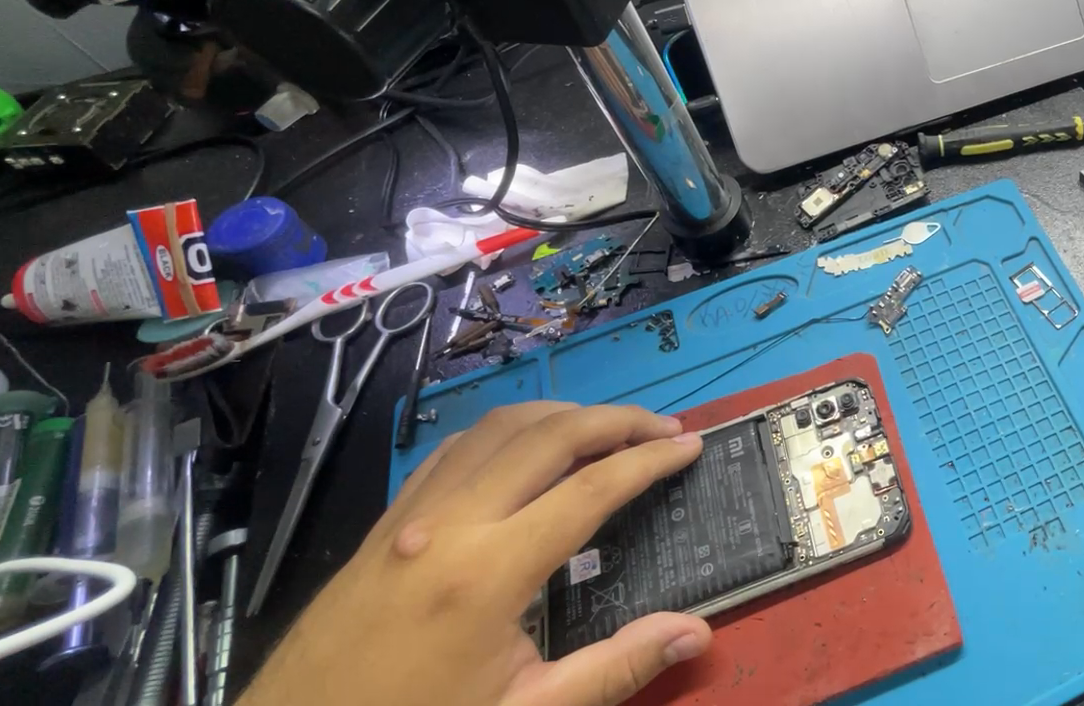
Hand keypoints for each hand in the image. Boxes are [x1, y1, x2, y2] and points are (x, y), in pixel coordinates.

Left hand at [238, 403, 709, 705]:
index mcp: (490, 573)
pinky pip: (458, 447)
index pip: (594, 488)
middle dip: (618, 420)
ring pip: (502, 425)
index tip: (691, 445)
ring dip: (565, 414)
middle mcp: (452, 522)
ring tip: (608, 428)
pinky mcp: (386, 520)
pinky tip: (530, 448)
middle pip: (552, 436)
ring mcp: (412, 514)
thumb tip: (698, 633)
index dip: (651, 460)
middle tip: (665, 427)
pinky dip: (510, 429)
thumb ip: (616, 668)